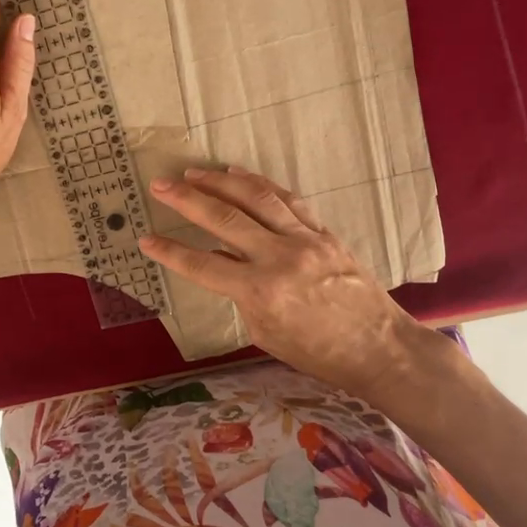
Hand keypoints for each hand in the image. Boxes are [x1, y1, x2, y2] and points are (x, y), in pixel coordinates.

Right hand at [140, 167, 439, 397]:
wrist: (380, 348)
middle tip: (160, 185)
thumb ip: (239, 295)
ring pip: (256, 198)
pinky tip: (239, 174)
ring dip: (220, 181)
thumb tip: (220, 262)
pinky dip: (259, 184)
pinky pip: (287, 200)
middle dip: (187, 199)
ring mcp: (305, 240)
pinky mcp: (324, 232)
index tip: (146, 239)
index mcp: (259, 292)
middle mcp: (279, 258)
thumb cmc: (317, 353)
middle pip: (223, 218)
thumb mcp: (264, 332)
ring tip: (193, 172)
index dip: (170, 252)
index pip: (202, 265)